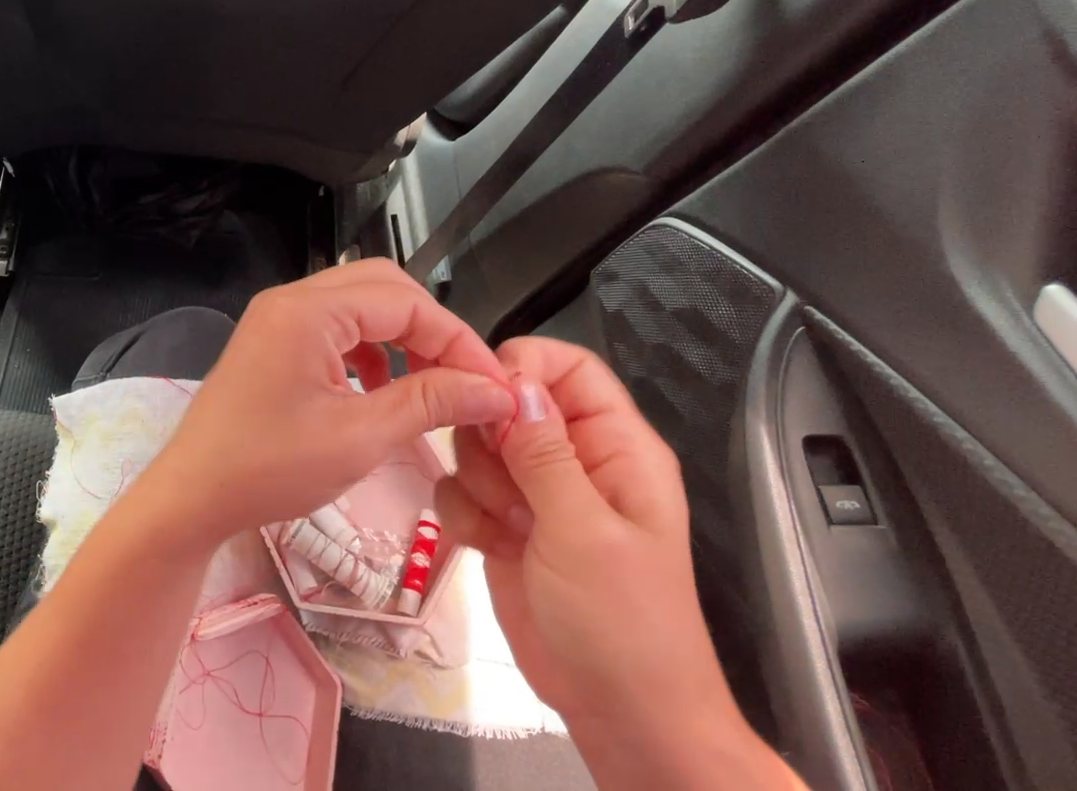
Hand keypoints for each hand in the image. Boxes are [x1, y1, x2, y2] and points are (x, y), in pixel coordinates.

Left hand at [142, 259, 517, 546]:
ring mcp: (277, 321)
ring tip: (432, 385)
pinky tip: (383, 390)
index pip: (405, 301)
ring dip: (402, 339)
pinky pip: (335, 331)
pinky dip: (369, 353)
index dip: (458, 339)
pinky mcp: (273, 345)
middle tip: (465, 379)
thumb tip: (493, 390)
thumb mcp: (359, 437)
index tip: (494, 384)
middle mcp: (290, 302)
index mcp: (307, 311)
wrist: (194, 496)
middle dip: (432, 329)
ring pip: (360, 308)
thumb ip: (429, 401)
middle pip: (383, 289)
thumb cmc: (268, 468)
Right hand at [434, 337, 800, 788]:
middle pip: (506, 404)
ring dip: (478, 486)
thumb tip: (515, 382)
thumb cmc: (622, 623)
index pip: (568, 368)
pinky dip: (464, 517)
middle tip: (509, 488)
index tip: (483, 399)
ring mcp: (533, 493)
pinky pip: (458, 491)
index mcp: (615, 448)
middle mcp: (572, 460)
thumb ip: (544, 453)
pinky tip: (493, 549)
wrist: (617, 712)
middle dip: (490, 441)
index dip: (521, 368)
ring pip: (473, 447)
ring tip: (512, 530)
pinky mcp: (501, 523)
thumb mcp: (584, 532)